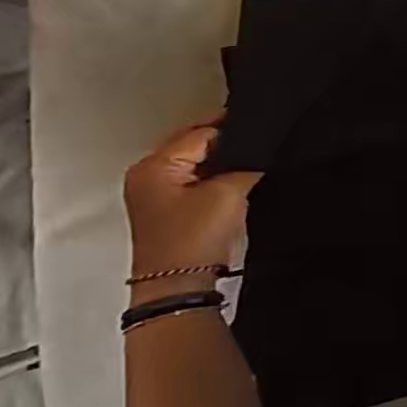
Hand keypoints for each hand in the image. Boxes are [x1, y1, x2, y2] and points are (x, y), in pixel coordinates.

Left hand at [124, 116, 259, 299]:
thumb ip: (243, 164)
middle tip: (256, 136)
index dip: (231, 129)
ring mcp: (153, 192)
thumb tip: (257, 154)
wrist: (180, 283)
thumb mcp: (228, 192)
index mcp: (154, 165)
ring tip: (249, 156)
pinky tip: (234, 177)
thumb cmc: (195, 237)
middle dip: (221, 140)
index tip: (259, 123)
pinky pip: (191, 178)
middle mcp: (146, 174)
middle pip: (190, 144)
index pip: (200, 134)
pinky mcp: (166, 208)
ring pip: (191, 161)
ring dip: (217, 158)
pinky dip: (211, 174)